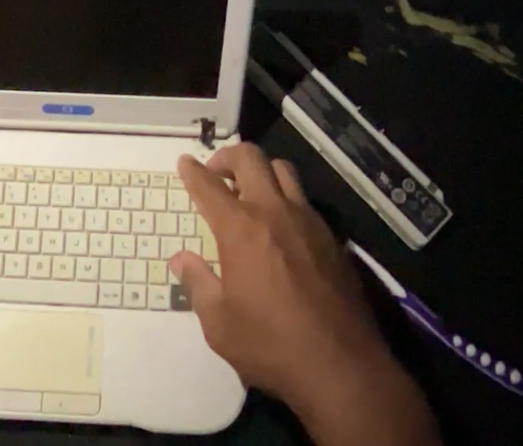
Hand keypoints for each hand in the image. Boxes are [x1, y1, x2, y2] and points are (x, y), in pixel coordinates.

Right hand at [174, 145, 439, 444]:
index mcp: (241, 228)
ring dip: (262, 171)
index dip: (193, 171)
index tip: (185, 163)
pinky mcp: (331, 237)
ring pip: (284, 170)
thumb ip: (198, 283)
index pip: (209, 186)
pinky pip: (305, 200)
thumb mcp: (219, 323)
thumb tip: (181, 259)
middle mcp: (274, 212)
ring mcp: (308, 221)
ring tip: (251, 191)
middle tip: (217, 172)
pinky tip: (282, 226)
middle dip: (228, 156)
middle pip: (251, 158)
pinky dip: (286, 198)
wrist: (341, 366)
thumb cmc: (271, 344)